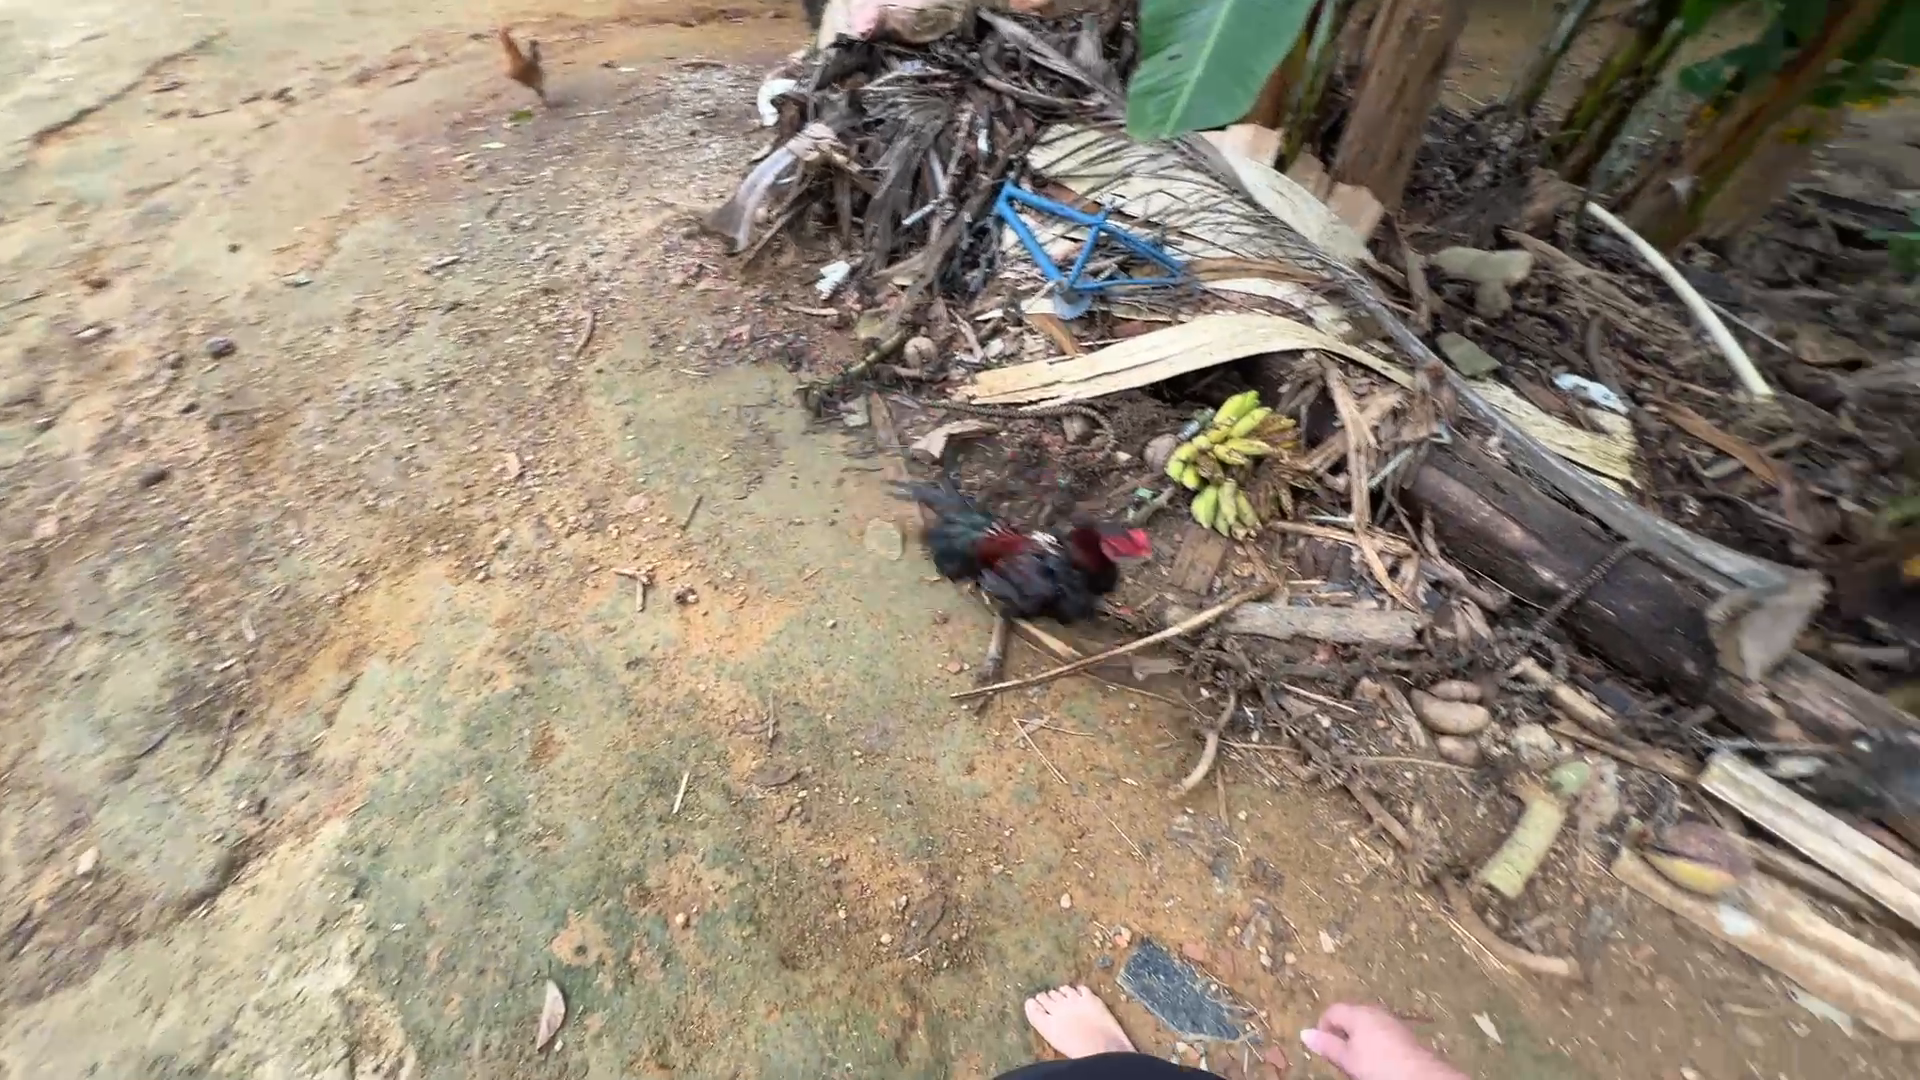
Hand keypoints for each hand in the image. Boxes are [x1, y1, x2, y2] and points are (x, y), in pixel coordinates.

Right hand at [1300, 1004, 1466, 1079]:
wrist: (1424, 1079)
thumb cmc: (1380, 1067)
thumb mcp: (1348, 1060)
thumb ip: (1327, 1045)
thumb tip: (1303, 1032)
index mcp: (1356, 1012)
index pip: (1332, 1011)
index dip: (1324, 1028)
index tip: (1325, 1049)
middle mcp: (1374, 1011)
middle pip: (1350, 1017)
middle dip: (1344, 1036)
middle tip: (1343, 1059)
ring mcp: (1392, 1022)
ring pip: (1368, 1027)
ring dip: (1361, 1042)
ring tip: (1362, 1064)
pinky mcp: (1407, 1036)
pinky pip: (1383, 1035)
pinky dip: (1377, 1046)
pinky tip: (1382, 1064)